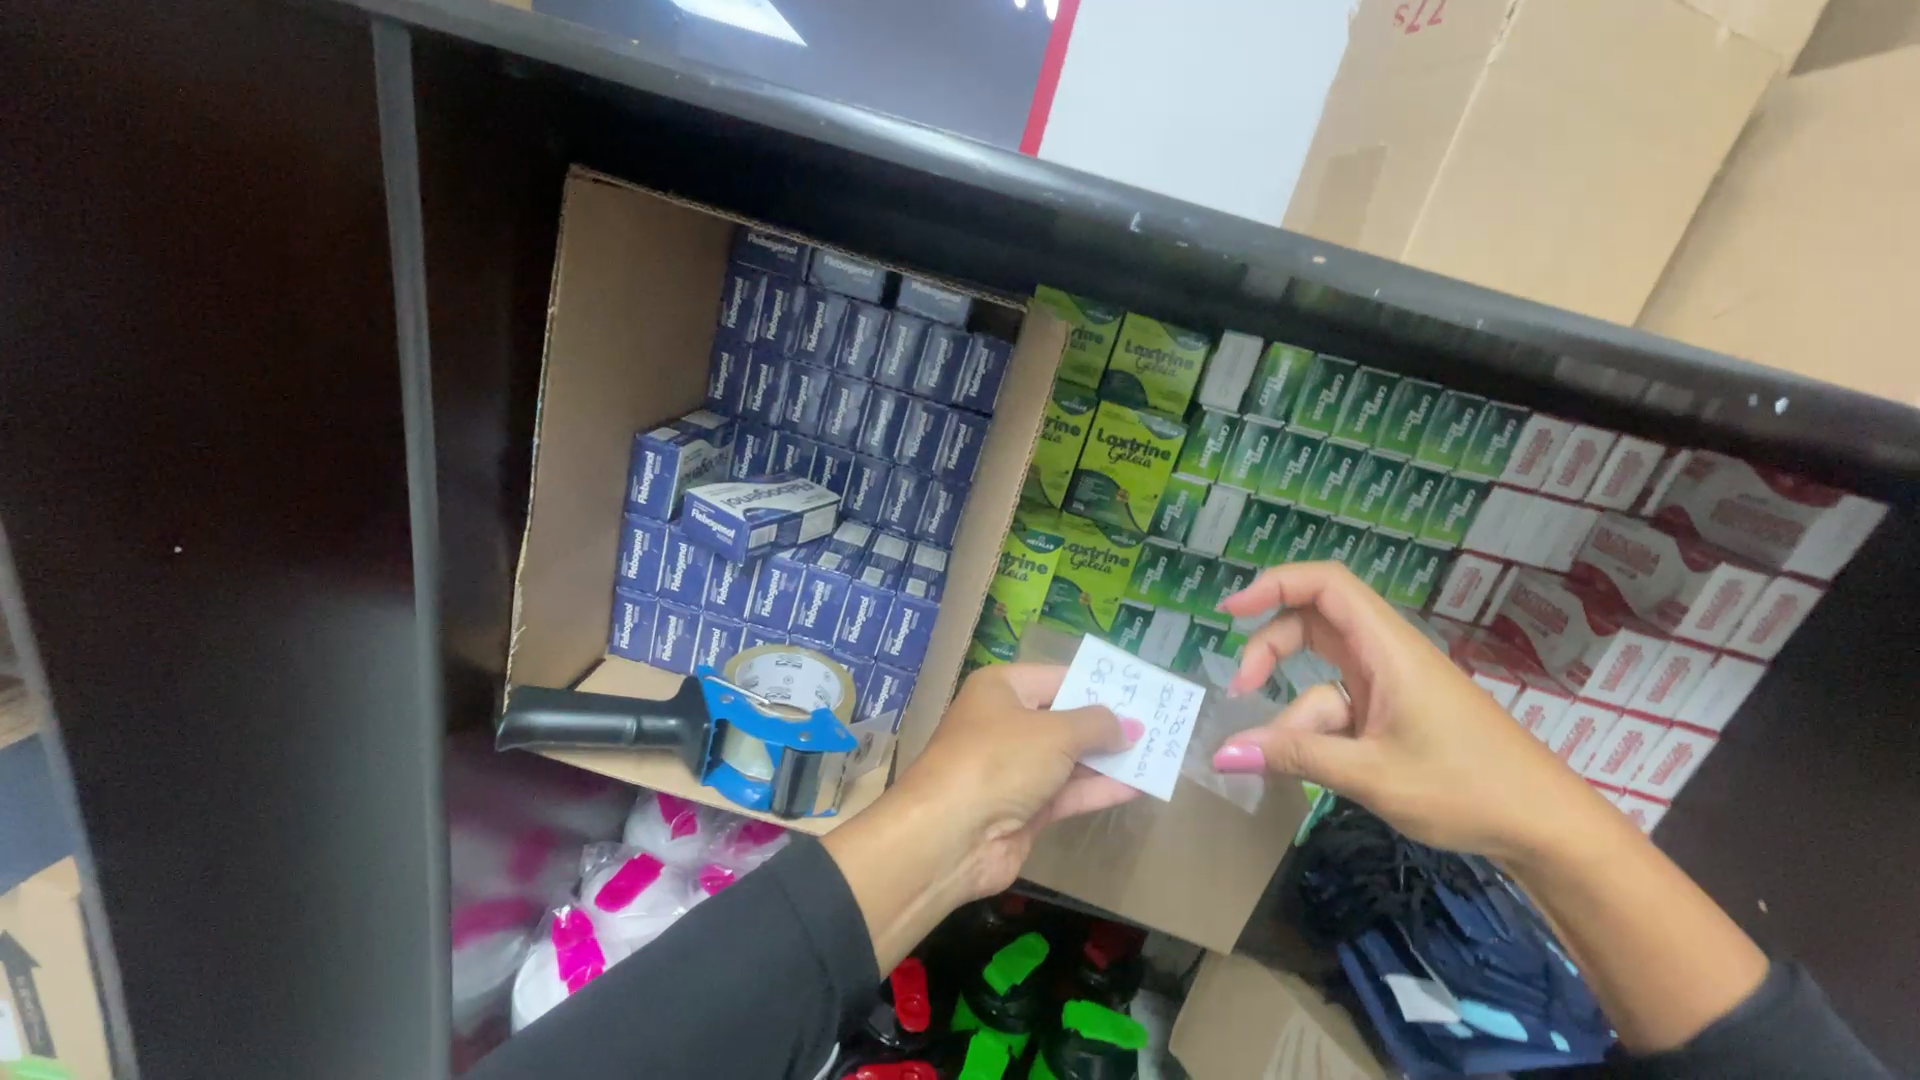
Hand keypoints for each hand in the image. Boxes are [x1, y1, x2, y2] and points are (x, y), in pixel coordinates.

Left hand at [892, 663, 1143, 898]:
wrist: (949, 835)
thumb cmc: (998, 760)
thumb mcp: (1054, 733)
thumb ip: (1096, 725)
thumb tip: (1128, 725)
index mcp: (1002, 689)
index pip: (1058, 677)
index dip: (1098, 684)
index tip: (1140, 691)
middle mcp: (1005, 723)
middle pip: (1064, 718)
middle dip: (1107, 723)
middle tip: (1157, 723)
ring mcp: (1014, 768)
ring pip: (1069, 758)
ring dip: (1109, 757)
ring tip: (1157, 752)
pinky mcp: (1024, 808)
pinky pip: (1067, 791)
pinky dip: (1099, 788)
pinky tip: (1138, 785)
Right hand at [1212, 561, 1609, 863]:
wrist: (1547, 830)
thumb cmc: (1467, 790)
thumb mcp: (1370, 775)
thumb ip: (1294, 758)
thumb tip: (1220, 755)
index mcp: (1388, 649)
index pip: (1326, 584)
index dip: (1274, 584)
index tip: (1231, 610)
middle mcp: (1385, 655)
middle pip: (1311, 624)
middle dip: (1269, 651)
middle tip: (1241, 692)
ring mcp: (1388, 685)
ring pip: (1319, 676)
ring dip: (1292, 713)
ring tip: (1273, 762)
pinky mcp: (1391, 714)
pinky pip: (1336, 709)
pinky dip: (1314, 734)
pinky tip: (1306, 770)